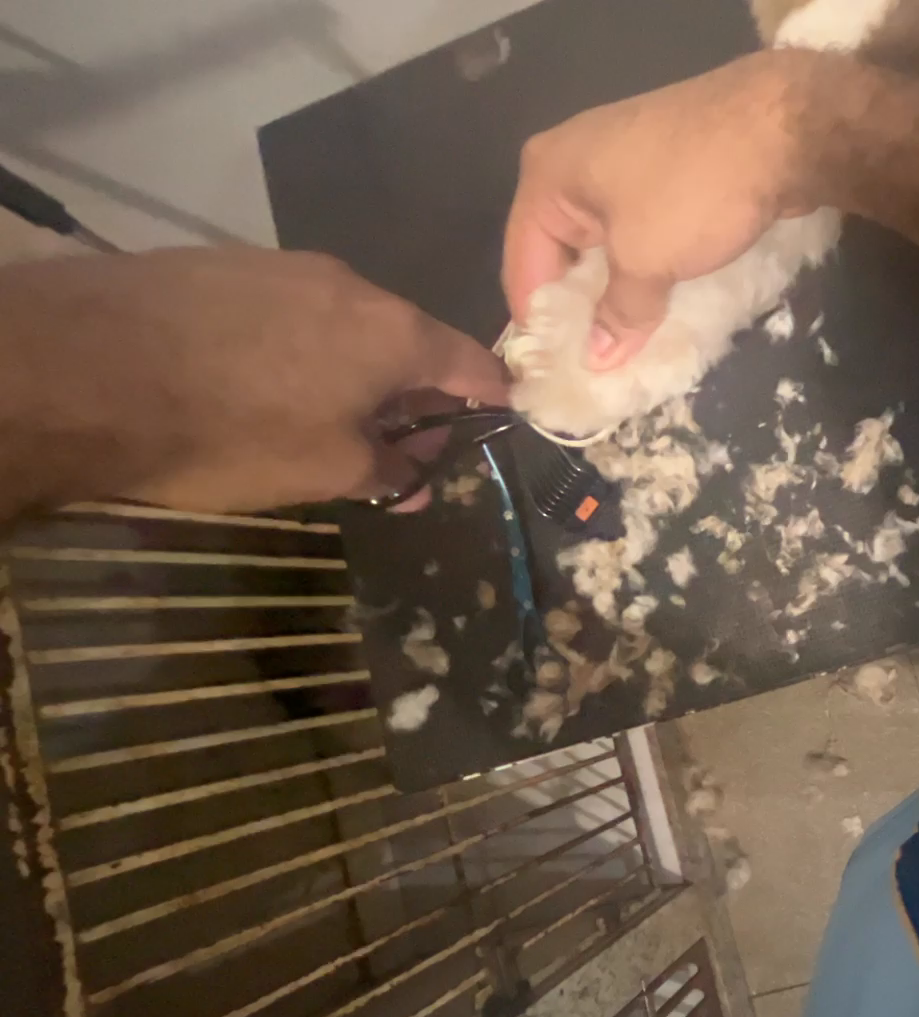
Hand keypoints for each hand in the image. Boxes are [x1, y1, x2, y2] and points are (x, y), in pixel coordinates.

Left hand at [0, 248, 509, 513]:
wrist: (52, 373)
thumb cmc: (228, 430)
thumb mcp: (331, 473)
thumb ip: (394, 474)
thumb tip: (418, 482)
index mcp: (398, 334)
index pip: (479, 366)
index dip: (495, 403)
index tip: (496, 430)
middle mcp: (352, 287)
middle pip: (415, 342)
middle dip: (420, 393)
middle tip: (404, 441)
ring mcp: (281, 267)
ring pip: (352, 323)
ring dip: (360, 369)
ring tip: (329, 414)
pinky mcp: (218, 262)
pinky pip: (291, 308)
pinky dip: (302, 346)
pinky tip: (264, 380)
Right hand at [502, 51, 815, 369]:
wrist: (781, 132)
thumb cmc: (694, 191)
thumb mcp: (646, 259)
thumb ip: (619, 311)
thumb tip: (596, 358)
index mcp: (549, 174)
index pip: (523, 260)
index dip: (538, 318)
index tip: (556, 370)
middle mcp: (578, 165)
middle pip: (565, 254)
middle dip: (582, 310)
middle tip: (596, 367)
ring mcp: (629, 168)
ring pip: (611, 249)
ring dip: (622, 297)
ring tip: (630, 350)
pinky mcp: (673, 178)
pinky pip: (648, 238)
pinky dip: (653, 275)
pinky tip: (664, 311)